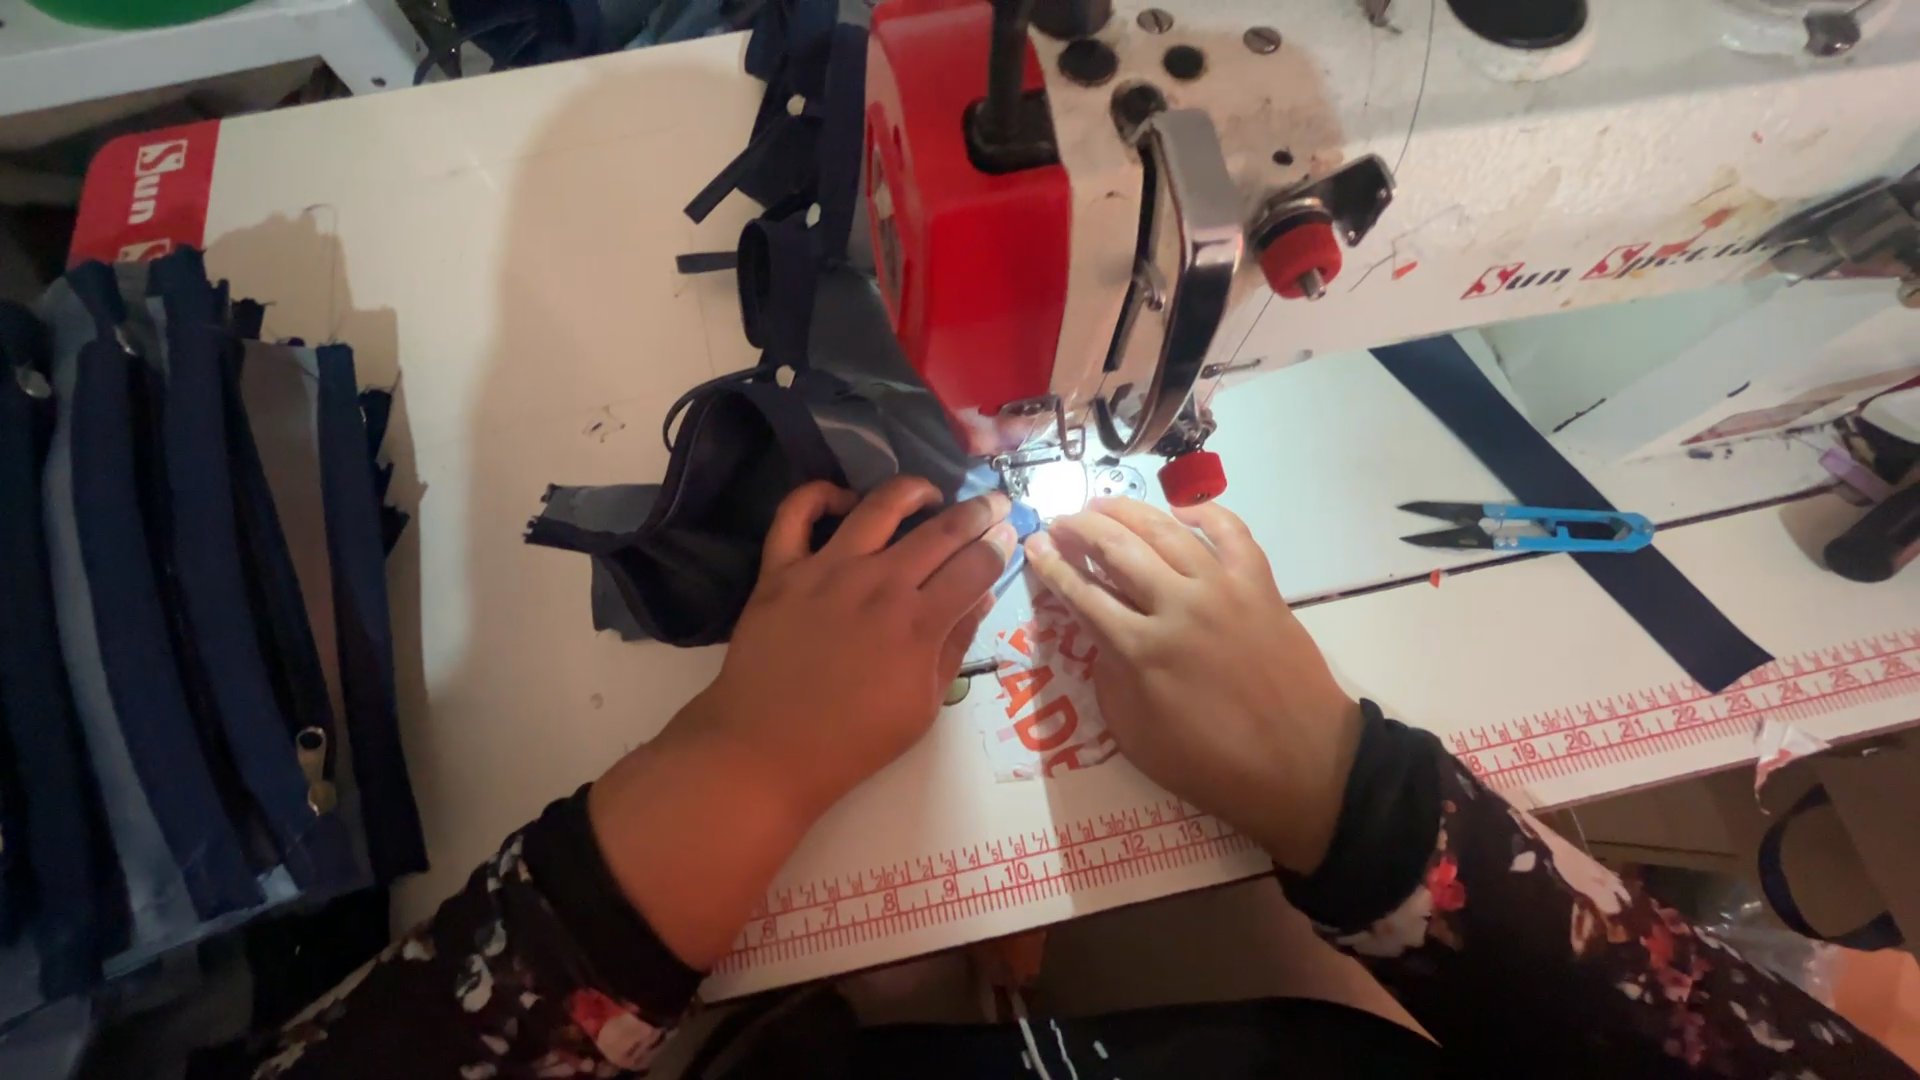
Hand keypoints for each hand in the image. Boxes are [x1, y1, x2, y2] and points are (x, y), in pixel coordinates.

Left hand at [591, 478, 1016, 965]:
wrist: (765, 751)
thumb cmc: (853, 740)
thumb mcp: (923, 705)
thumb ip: (954, 645)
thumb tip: (981, 596)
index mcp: (918, 623)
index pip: (974, 567)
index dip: (998, 545)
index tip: (1008, 531)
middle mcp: (878, 583)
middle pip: (940, 531)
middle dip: (977, 511)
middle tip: (992, 501)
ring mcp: (826, 570)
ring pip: (879, 506)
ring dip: (913, 491)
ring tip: (929, 493)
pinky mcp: (780, 570)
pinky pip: (797, 514)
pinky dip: (820, 495)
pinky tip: (844, 500)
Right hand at [1023, 497, 1361, 873]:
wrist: (1302, 767)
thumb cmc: (1210, 762)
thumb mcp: (1134, 732)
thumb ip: (1108, 675)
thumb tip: (1099, 631)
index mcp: (1141, 649)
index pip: (1082, 592)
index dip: (1051, 566)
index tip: (1034, 546)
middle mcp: (1177, 605)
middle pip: (1117, 548)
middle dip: (1080, 528)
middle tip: (1061, 519)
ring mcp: (1223, 589)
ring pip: (1166, 530)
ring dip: (1128, 510)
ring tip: (1102, 502)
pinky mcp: (1261, 585)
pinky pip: (1232, 532)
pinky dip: (1205, 513)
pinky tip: (1181, 512)